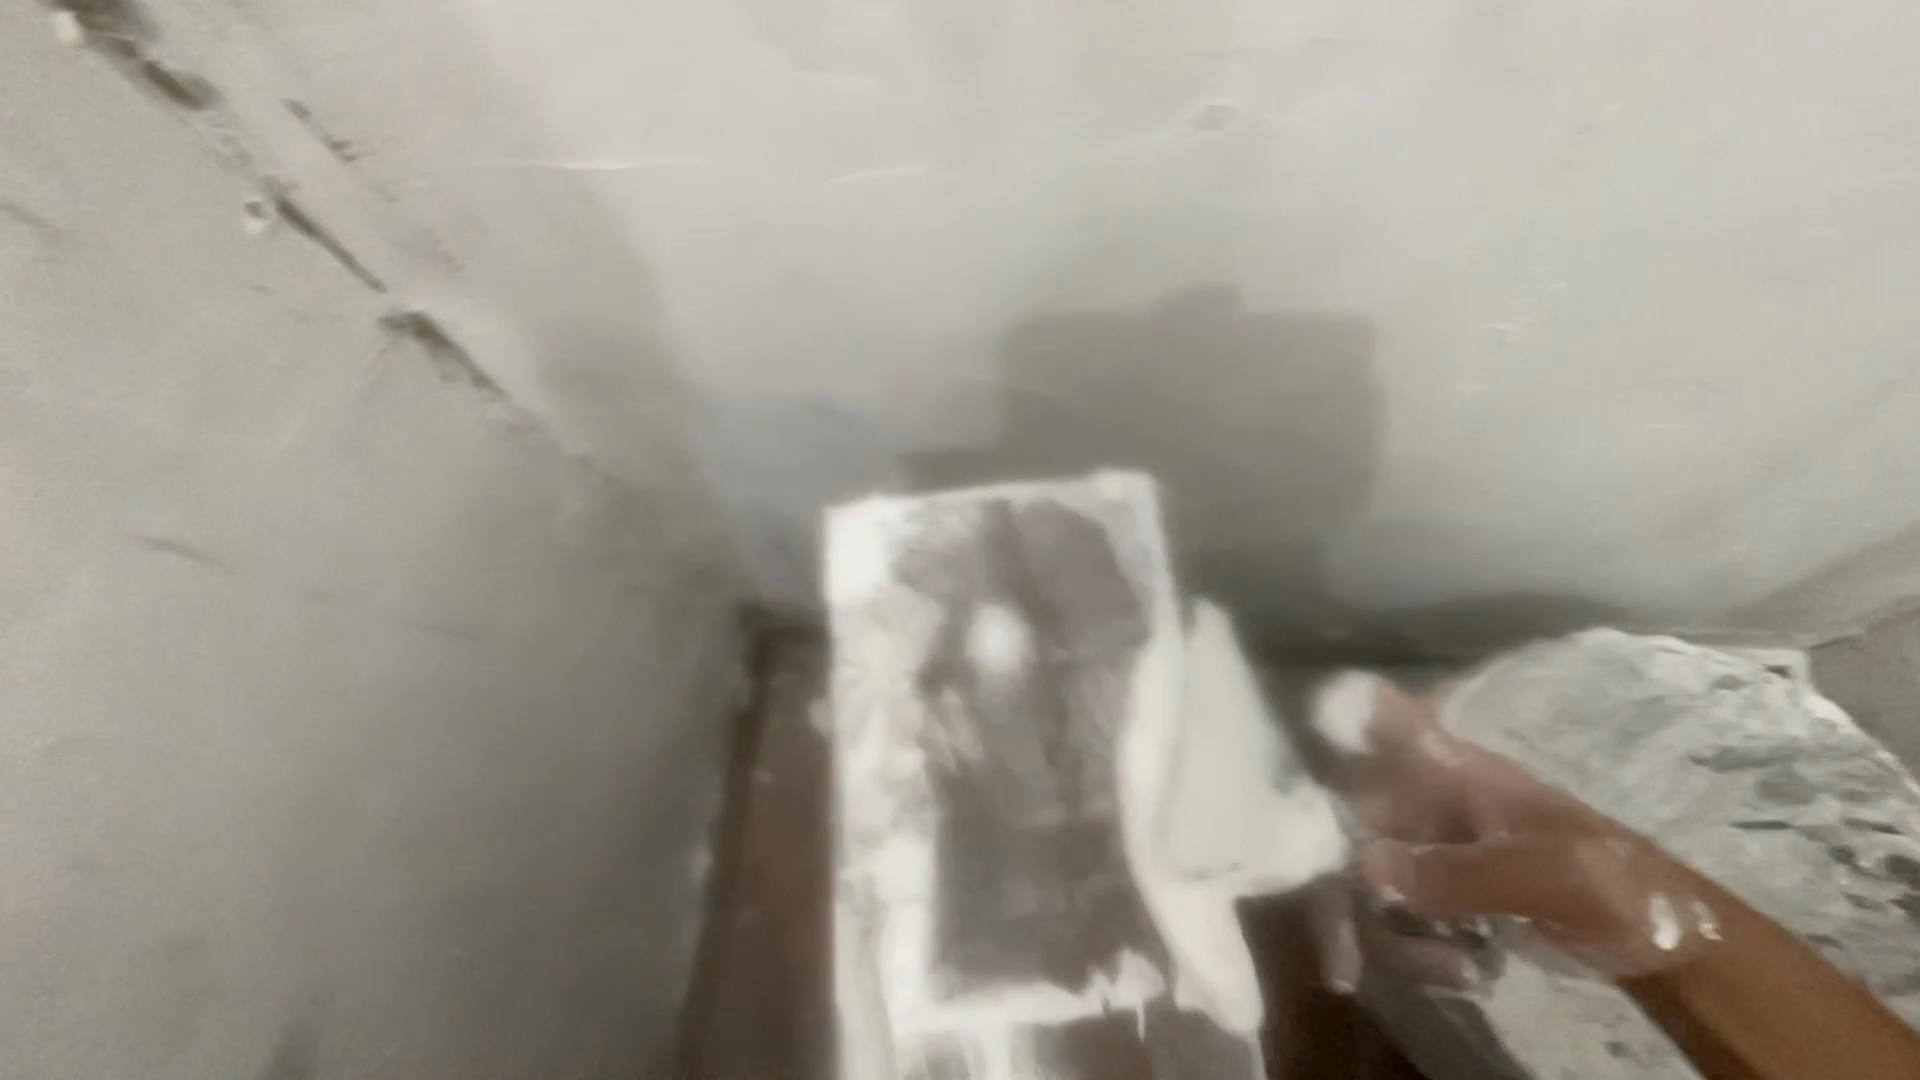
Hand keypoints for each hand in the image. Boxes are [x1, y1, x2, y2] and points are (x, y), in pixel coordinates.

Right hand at [1312, 674, 1722, 992]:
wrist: (1663, 941)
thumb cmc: (1611, 884)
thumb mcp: (1546, 877)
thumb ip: (1457, 871)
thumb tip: (1365, 867)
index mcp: (1446, 771)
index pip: (1379, 721)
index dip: (1333, 711)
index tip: (1300, 723)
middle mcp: (1416, 798)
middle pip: (1341, 820)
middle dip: (1338, 894)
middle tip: (1341, 961)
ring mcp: (1419, 843)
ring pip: (1361, 880)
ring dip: (1394, 938)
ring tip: (1459, 972)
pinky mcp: (1427, 886)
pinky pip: (1389, 915)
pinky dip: (1415, 953)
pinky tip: (1467, 975)